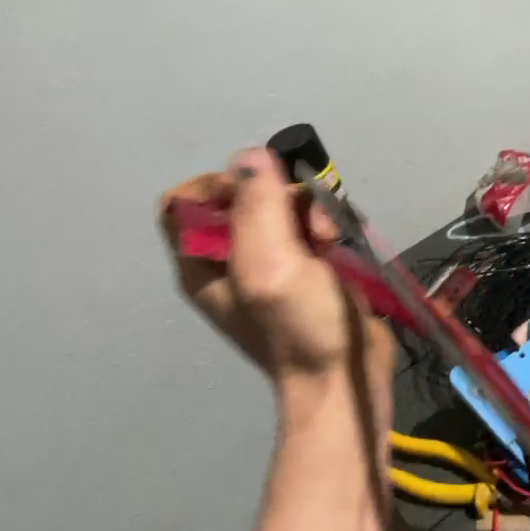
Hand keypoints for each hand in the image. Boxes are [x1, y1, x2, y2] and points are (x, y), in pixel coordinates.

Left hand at [158, 149, 394, 401]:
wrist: (345, 375)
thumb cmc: (300, 327)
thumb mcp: (272, 266)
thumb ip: (259, 208)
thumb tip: (250, 155)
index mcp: (200, 263)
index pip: (185, 200)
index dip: (220, 186)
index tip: (259, 195)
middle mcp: (227, 258)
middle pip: (238, 195)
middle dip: (276, 197)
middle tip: (303, 223)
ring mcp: (266, 260)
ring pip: (277, 205)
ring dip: (306, 210)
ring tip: (326, 238)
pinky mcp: (301, 264)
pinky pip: (303, 222)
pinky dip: (321, 223)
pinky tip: (336, 242)